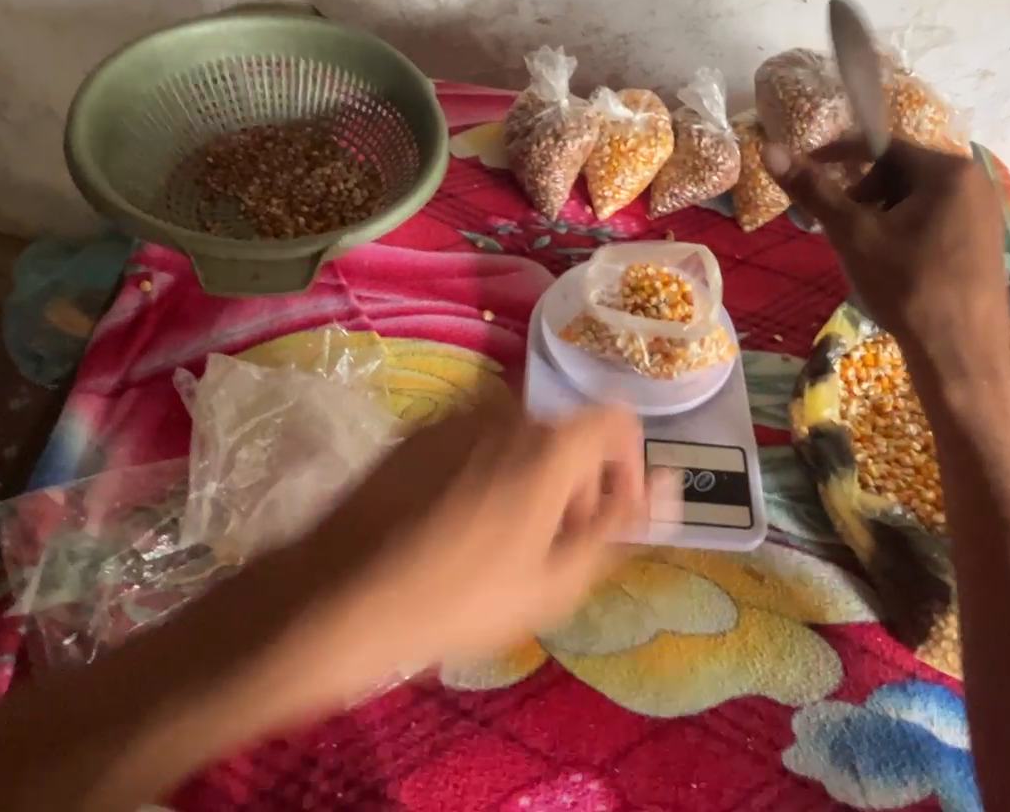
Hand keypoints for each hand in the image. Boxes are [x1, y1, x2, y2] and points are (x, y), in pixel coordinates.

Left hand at [286, 398, 676, 691]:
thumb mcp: (556, 580)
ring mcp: (456, 415)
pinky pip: (475, 440)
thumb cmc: (460, 597)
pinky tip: (460, 523)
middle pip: (566, 433)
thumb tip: (666, 482)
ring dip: (532, 477)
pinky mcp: (418, 430)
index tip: (613, 515)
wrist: (344, 593)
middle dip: (577, 483)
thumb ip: (620, 524)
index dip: (627, 466)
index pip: (617, 421)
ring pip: (520, 437)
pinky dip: (488, 469)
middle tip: (555, 544)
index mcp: (549, 443)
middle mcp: (506, 411)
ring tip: (506, 541)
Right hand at [763, 138, 1009, 372]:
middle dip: (859, 193)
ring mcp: (984, 215)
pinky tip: (889, 265)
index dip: (837, 157)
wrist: (959, 353)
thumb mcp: (852, 234)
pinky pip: (934, 221)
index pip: (882, 146)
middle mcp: (976, 183)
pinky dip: (903, 231)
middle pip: (899, 173)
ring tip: (858, 249)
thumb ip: (813, 189)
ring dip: (878, 215)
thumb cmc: (906, 285)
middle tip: (833, 225)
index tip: (805, 176)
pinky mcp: (984, 244)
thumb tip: (770, 150)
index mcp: (949, 171)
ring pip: (915, 200)